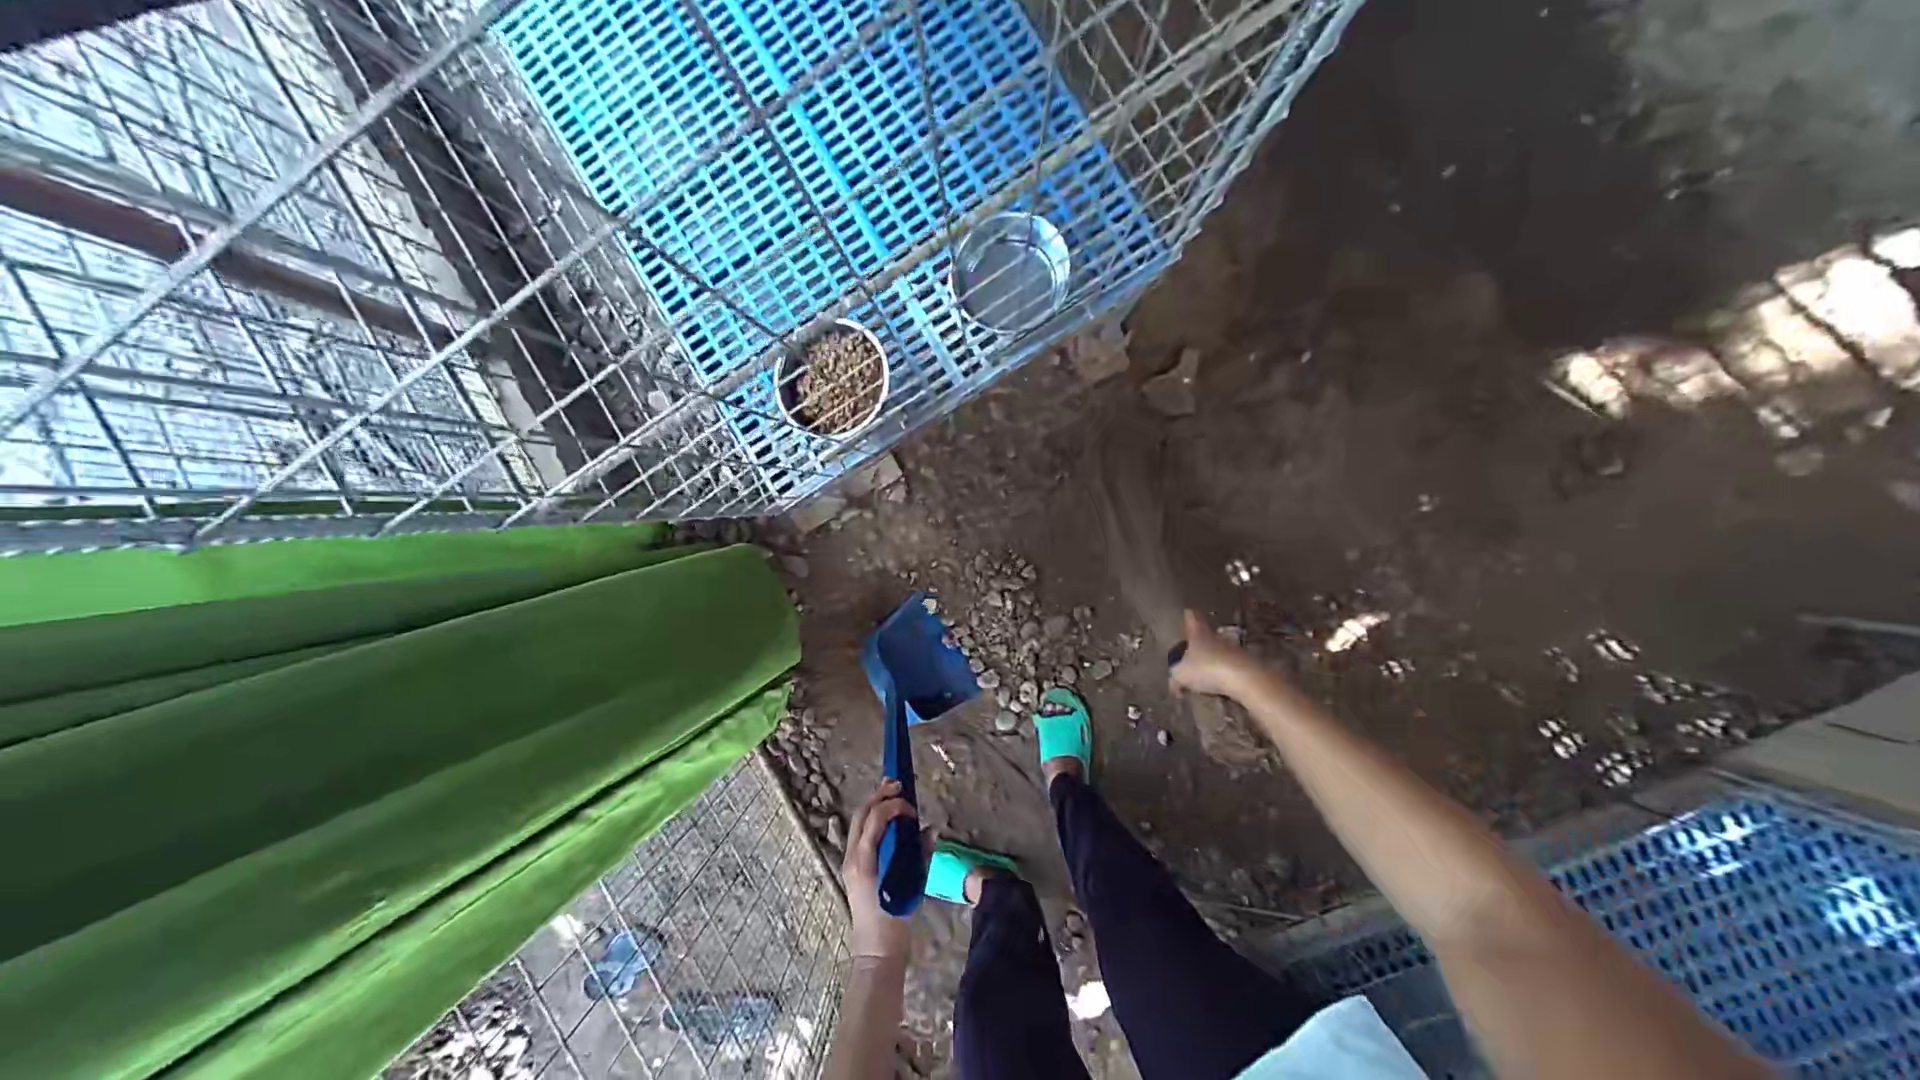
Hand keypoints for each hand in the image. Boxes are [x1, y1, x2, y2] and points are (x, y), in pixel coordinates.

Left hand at [840, 779, 920, 961]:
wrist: (876, 952)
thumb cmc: (894, 922)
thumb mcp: (910, 886)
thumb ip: (919, 856)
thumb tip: (930, 831)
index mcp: (863, 861)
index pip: (874, 820)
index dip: (892, 806)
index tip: (911, 808)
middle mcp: (852, 857)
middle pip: (861, 815)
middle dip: (879, 796)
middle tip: (898, 785)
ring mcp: (850, 863)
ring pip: (858, 823)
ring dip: (875, 806)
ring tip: (893, 795)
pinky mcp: (854, 869)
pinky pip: (861, 835)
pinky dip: (874, 821)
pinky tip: (888, 820)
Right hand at [1168, 609, 1264, 699]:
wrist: (1245, 679)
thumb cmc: (1207, 669)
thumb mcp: (1181, 675)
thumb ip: (1175, 677)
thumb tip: (1174, 683)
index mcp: (1198, 632)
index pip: (1191, 617)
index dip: (1187, 616)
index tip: (1185, 615)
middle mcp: (1216, 636)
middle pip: (1207, 633)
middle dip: (1200, 641)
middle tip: (1191, 652)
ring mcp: (1234, 648)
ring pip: (1220, 649)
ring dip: (1214, 658)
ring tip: (1205, 673)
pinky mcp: (1247, 663)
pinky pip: (1231, 665)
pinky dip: (1225, 673)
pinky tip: (1220, 685)